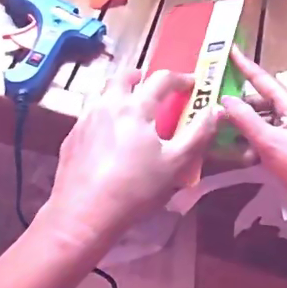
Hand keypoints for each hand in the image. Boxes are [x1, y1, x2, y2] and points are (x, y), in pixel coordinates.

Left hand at [40, 69, 220, 248]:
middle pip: (123, 77)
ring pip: (102, 93)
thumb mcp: (175, 164)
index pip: (161, 79)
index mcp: (135, 107)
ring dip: (118, 91)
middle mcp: (107, 104)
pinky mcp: (71, 136)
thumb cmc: (135, 188)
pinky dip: (103, 112)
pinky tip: (108, 133)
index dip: (180, 78)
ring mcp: (85, 118)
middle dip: (141, 76)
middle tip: (152, 86)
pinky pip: (89, 113)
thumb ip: (197, 134)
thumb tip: (214, 109)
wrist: (84, 211)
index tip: (192, 83)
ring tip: (130, 106)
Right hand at [220, 47, 286, 237]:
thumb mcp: (270, 142)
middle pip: (260, 103)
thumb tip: (225, 99)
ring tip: (220, 135)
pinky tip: (240, 157)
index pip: (263, 80)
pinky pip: (266, 141)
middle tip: (211, 106)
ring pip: (261, 124)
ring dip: (242, 129)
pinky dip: (252, 146)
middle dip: (237, 104)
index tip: (229, 49)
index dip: (244, 65)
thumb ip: (246, 119)